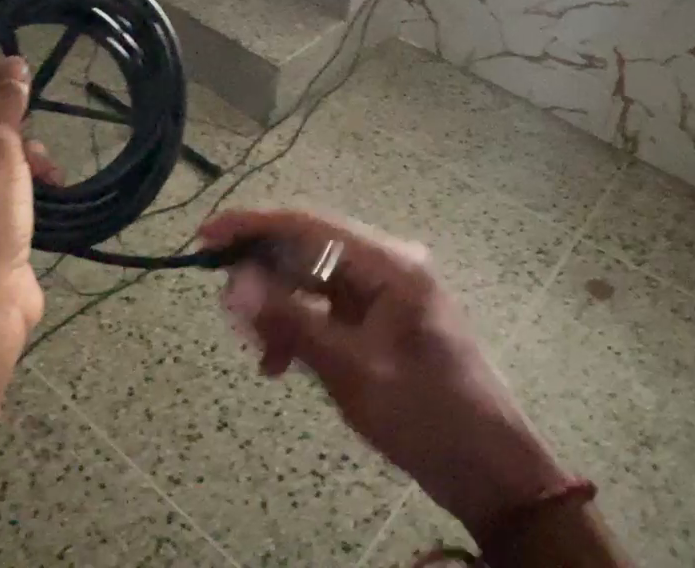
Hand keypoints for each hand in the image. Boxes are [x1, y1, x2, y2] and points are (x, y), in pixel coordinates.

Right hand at [198, 210, 570, 542]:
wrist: (491, 469)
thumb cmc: (426, 416)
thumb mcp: (351, 371)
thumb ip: (290, 321)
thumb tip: (232, 284)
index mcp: (390, 263)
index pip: (308, 225)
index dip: (252, 226)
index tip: (204, 237)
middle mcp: (389, 263)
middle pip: (308, 249)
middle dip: (262, 276)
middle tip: (227, 309)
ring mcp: (387, 290)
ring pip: (312, 280)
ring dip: (279, 309)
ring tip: (258, 351)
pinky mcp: (382, 317)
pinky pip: (327, 306)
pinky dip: (300, 327)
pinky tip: (282, 361)